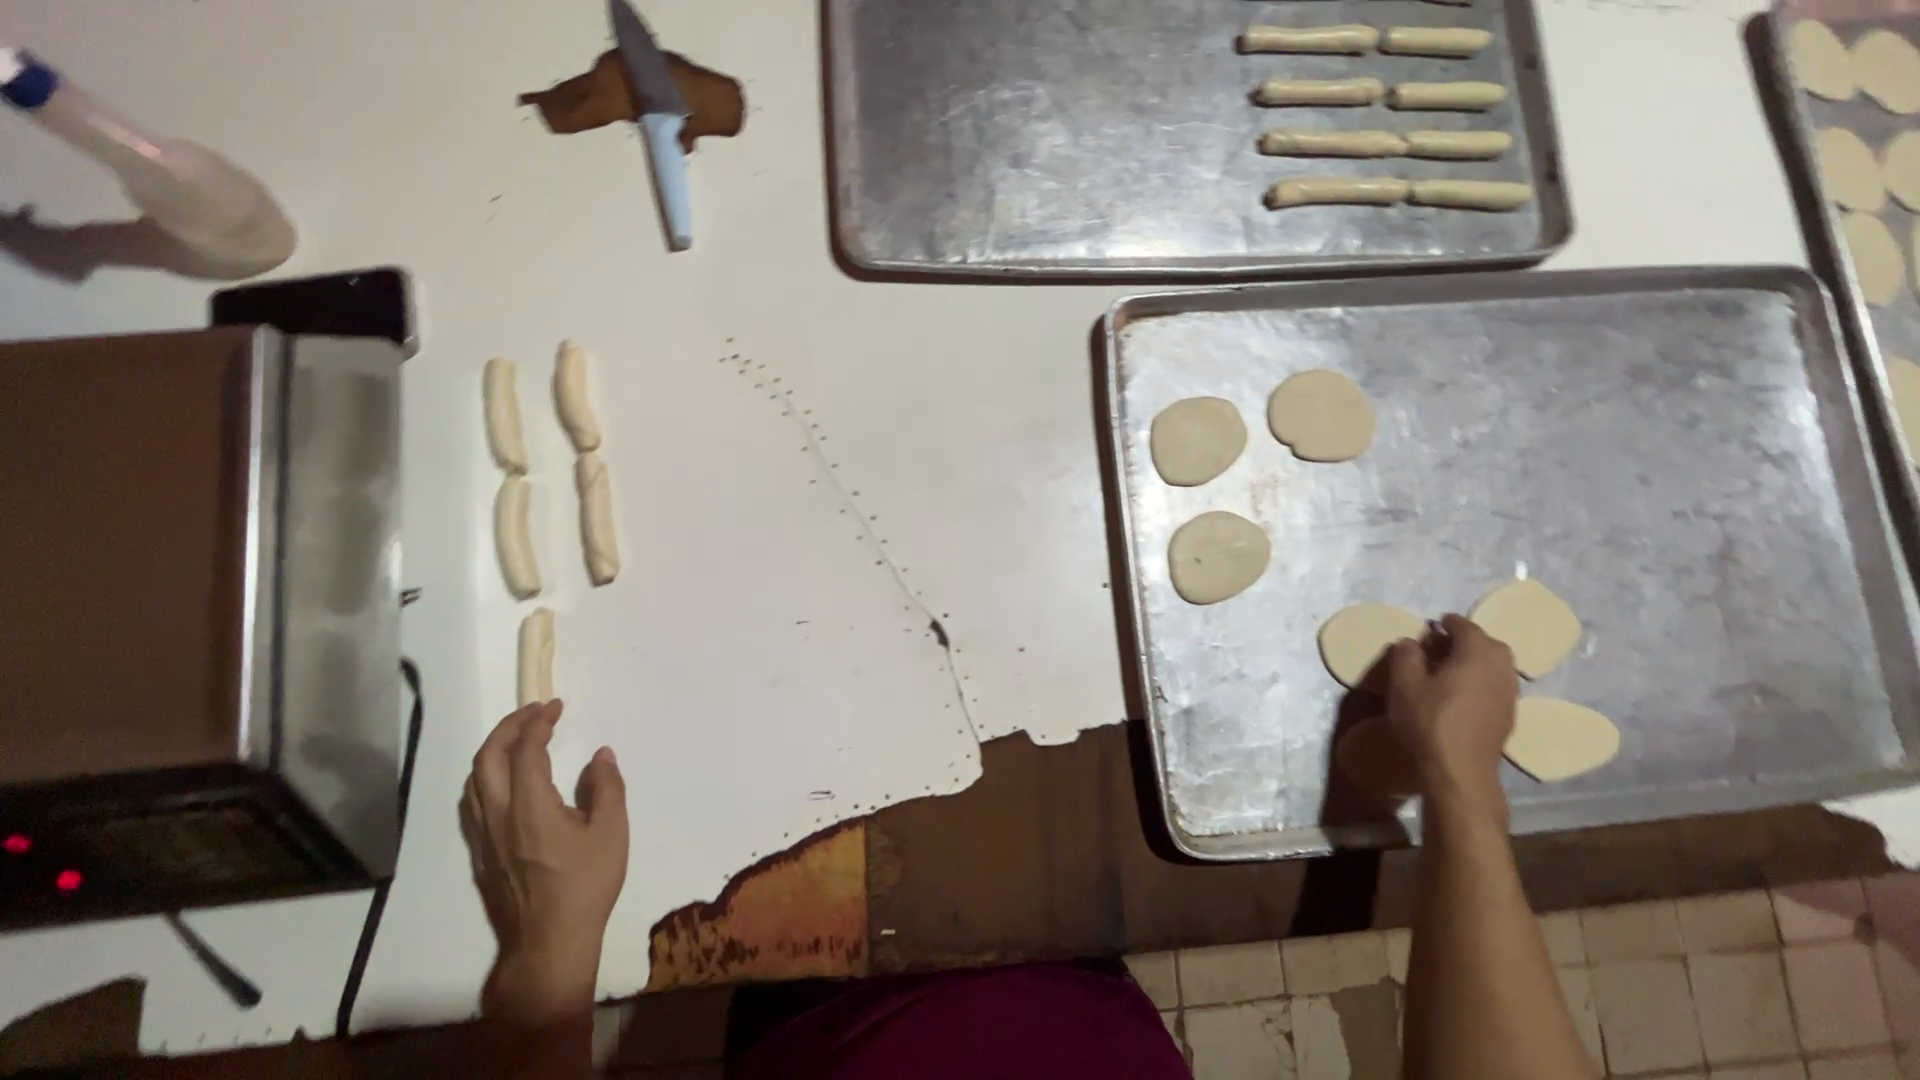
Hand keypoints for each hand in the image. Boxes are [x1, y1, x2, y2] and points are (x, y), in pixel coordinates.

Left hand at [461, 701, 628, 1025]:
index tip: (555, 706)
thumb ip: (606, 788)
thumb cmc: (585, 885)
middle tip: (534, 712)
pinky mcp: (482, 853)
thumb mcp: (611, 832)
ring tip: (518, 739)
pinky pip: (474, 801)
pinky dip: (487, 776)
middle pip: (487, 758)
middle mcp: (498, 815)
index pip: (526, 751)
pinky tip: (506, 780)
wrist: (549, 941)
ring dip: (494, 750)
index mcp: (530, 806)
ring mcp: (485, 836)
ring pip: (474, 780)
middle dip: (508, 727)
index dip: (539, 723)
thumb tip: (600, 756)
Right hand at [1385, 614, 1518, 814]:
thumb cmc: (1429, 721)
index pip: (1468, 628)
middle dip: (1472, 638)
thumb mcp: (1404, 684)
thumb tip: (1411, 641)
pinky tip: (1467, 690)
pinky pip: (1500, 684)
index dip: (1452, 622)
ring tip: (1458, 664)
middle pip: (1492, 644)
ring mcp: (1508, 695)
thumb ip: (1405, 656)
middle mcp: (1499, 670)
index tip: (1438, 621)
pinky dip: (1486, 677)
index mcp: (1475, 656)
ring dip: (1481, 658)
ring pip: (1500, 665)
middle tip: (1449, 641)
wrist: (1459, 769)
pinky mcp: (1508, 716)